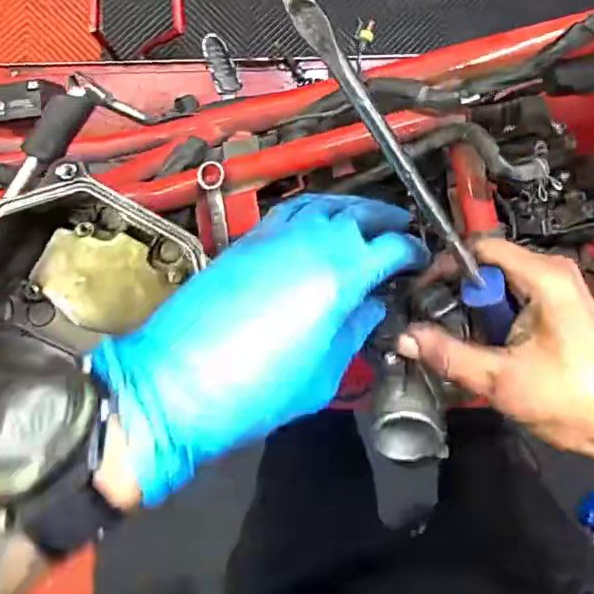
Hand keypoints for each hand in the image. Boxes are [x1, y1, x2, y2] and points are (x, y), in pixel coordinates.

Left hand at [91, 195, 425, 505]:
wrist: (174, 383)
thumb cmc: (251, 390)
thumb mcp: (323, 373)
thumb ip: (355, 329)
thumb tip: (372, 306)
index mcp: (340, 273)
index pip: (390, 247)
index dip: (411, 251)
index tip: (419, 259)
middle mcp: (311, 240)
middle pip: (360, 213)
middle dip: (386, 218)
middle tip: (401, 230)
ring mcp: (277, 234)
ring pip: (326, 203)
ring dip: (352, 207)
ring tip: (366, 219)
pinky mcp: (249, 239)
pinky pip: (293, 209)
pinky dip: (315, 209)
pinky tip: (320, 221)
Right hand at [396, 238, 593, 462]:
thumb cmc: (572, 402)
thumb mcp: (501, 380)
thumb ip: (449, 354)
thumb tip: (405, 337)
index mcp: (545, 276)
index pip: (481, 247)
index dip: (447, 265)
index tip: (424, 292)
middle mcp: (555, 271)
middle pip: (491, 264)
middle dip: (461, 293)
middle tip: (438, 321)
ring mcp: (562, 287)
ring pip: (503, 283)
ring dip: (480, 309)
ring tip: (463, 339)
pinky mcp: (564, 306)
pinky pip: (519, 296)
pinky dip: (500, 316)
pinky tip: (493, 346)